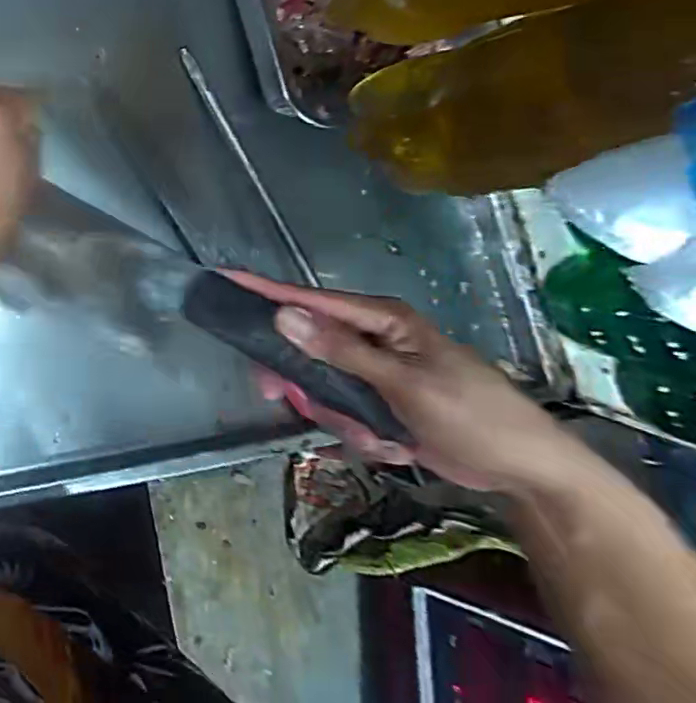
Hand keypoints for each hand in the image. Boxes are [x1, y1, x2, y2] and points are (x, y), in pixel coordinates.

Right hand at [224, 271, 582, 494]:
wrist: (532, 476)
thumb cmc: (477, 418)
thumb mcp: (405, 384)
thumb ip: (340, 350)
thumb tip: (282, 314)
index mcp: (381, 320)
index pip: (307, 298)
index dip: (262, 289)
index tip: (221, 277)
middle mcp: (371, 338)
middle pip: (301, 345)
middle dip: (297, 380)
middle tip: (282, 397)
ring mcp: (371, 369)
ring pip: (315, 383)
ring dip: (334, 414)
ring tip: (372, 437)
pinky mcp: (375, 398)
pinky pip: (337, 407)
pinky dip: (354, 430)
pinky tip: (388, 444)